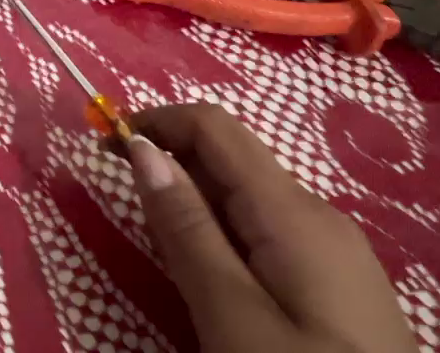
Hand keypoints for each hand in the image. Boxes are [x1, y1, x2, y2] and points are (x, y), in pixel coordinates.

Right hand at [127, 104, 416, 352]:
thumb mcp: (233, 317)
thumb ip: (186, 228)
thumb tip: (142, 148)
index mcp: (294, 212)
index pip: (213, 126)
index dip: (153, 122)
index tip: (103, 150)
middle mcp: (318, 215)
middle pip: (227, 157)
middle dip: (168, 162)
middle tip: (124, 207)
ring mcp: (333, 251)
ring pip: (242, 196)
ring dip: (191, 201)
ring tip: (164, 252)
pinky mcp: (335, 285)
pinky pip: (263, 231)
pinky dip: (219, 232)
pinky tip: (210, 277)